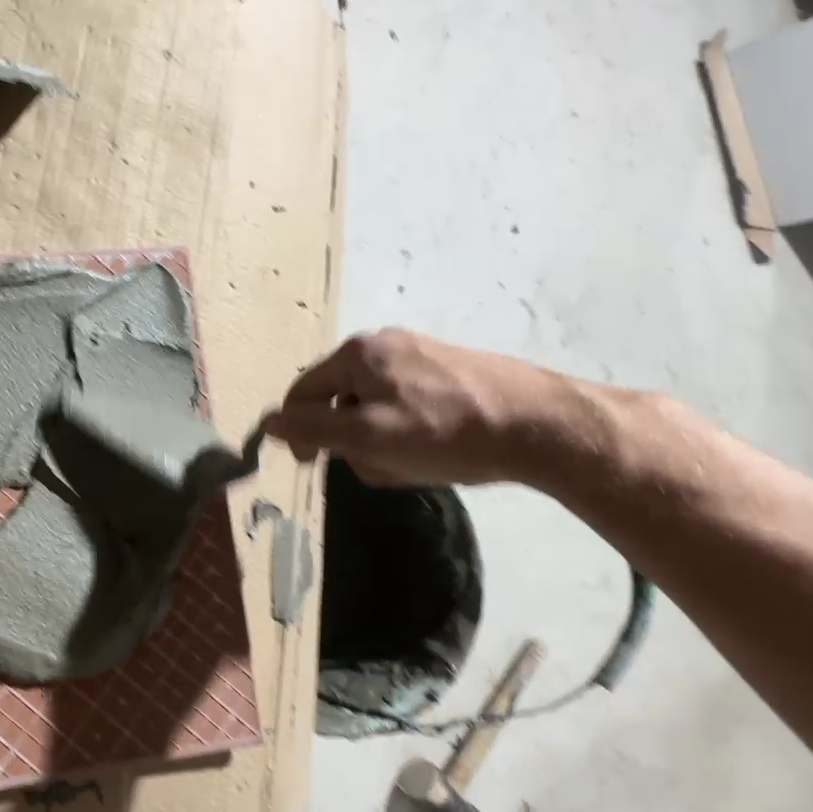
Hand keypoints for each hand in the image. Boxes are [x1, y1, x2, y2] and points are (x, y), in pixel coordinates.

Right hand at [259, 328, 577, 485]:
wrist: (545, 426)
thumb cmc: (445, 432)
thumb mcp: (367, 437)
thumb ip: (311, 428)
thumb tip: (267, 421)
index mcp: (358, 352)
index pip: (302, 392)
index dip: (299, 431)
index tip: (313, 466)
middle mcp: (385, 344)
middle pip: (340, 400)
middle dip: (352, 439)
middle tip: (381, 466)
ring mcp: (421, 354)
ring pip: (375, 407)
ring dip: (382, 441)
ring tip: (414, 464)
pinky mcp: (452, 370)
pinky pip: (407, 404)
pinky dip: (410, 432)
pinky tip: (437, 451)